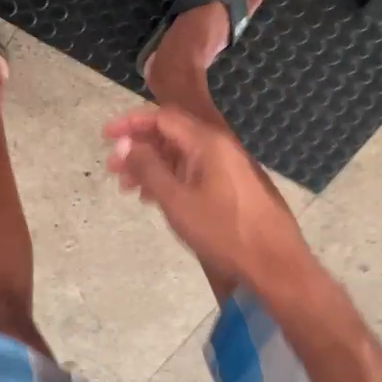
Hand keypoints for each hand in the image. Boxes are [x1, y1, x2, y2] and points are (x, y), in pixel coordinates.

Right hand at [104, 108, 309, 289]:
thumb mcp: (177, 201)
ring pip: (182, 156)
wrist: (275, 263)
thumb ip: (148, 169)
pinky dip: (172, 179)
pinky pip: (195, 171)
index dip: (131, 123)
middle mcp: (219, 146)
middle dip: (139, 149)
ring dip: (153, 167)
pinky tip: (156, 199)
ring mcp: (228, 166)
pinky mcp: (233, 185)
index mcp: (207, 142)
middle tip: (113, 170)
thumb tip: (126, 144)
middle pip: (171, 135)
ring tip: (129, 190)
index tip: (106, 137)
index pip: (162, 117)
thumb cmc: (223, 231)